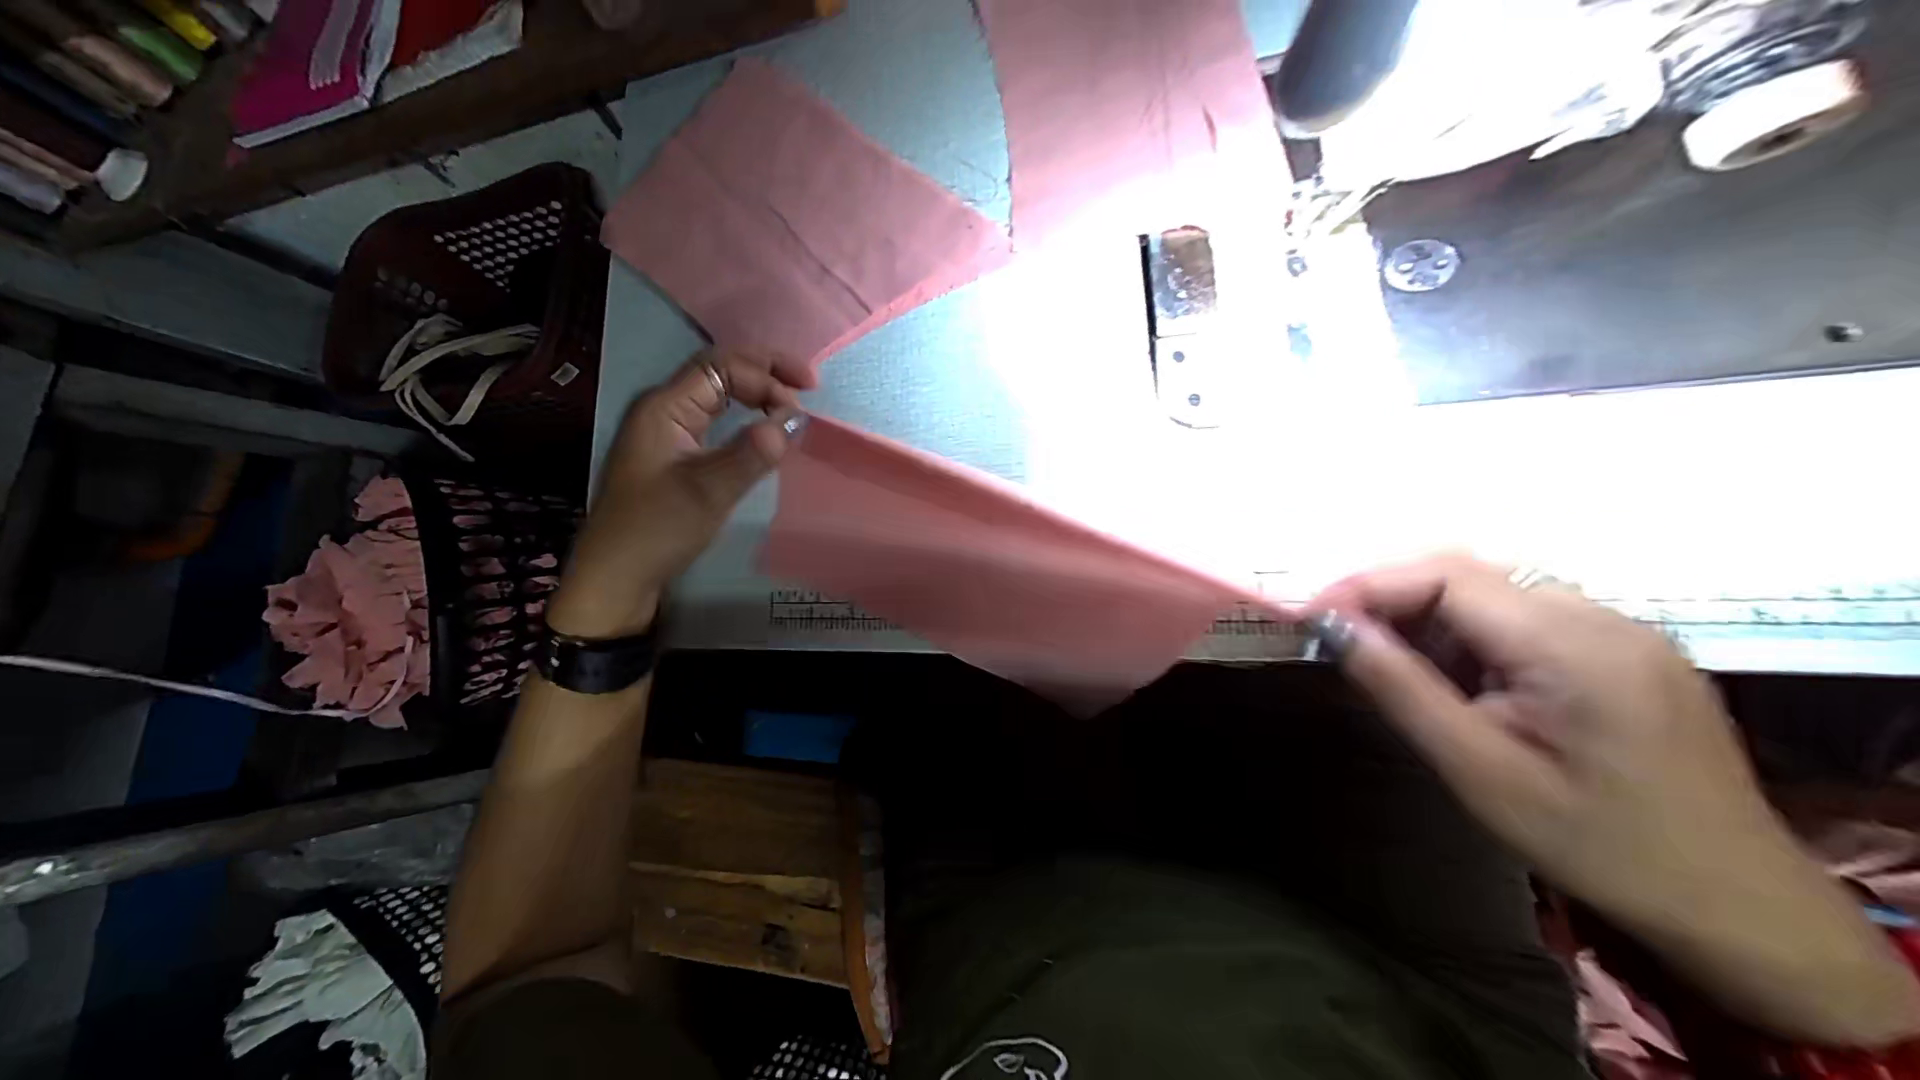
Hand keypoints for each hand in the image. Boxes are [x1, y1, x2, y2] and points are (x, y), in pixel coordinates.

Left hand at [546, 348, 812, 638]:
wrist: (616, 575)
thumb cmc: (657, 530)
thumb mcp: (709, 492)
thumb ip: (752, 452)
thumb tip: (796, 418)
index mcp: (666, 407)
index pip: (722, 368)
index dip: (766, 377)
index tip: (803, 406)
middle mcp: (665, 409)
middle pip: (719, 370)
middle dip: (765, 371)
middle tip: (809, 384)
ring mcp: (668, 431)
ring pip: (718, 393)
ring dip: (756, 390)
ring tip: (792, 400)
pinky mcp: (675, 453)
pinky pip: (715, 418)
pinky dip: (745, 414)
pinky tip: (763, 427)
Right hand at [1309, 555, 1919, 1046]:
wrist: (1735, 904)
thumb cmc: (1594, 842)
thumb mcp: (1478, 770)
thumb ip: (1401, 687)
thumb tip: (1333, 626)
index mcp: (1571, 644)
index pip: (1446, 575)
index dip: (1368, 584)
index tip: (1312, 615)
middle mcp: (1602, 617)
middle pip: (1470, 573)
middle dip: (1392, 595)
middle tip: (1340, 638)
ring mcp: (1623, 629)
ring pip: (1495, 591)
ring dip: (1430, 614)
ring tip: (1393, 664)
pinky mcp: (1627, 650)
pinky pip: (1528, 616)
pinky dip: (1471, 632)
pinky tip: (1458, 677)